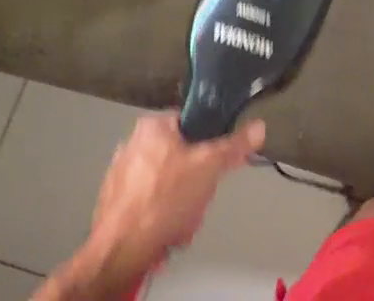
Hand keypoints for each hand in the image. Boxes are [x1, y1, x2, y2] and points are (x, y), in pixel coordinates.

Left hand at [36, 112, 263, 300]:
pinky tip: (168, 228)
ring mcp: (120, 174)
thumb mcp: (209, 167)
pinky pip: (151, 200)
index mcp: (151, 125)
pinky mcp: (115, 202)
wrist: (121, 252)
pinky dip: (162, 212)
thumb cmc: (165, 198)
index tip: (218, 159)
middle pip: (181, 154)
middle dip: (196, 177)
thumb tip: (258, 127)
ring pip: (168, 180)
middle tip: (201, 193)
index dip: (211, 140)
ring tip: (185, 217)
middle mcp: (131, 143)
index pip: (192, 121)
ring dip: (182, 198)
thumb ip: (235, 146)